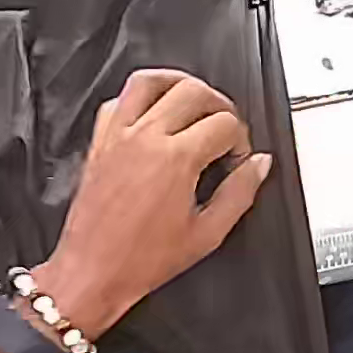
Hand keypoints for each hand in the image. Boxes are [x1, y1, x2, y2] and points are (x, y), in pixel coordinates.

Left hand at [32, 69, 271, 337]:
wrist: (94, 272)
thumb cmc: (141, 261)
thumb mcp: (206, 235)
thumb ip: (238, 194)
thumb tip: (258, 166)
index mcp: (176, 159)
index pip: (224, 124)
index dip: (240, 139)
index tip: (238, 158)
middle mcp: (145, 139)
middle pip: (193, 91)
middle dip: (220, 105)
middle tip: (226, 128)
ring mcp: (118, 137)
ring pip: (150, 81)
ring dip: (179, 83)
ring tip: (193, 99)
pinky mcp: (99, 144)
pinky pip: (118, 101)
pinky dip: (138, 98)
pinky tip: (151, 112)